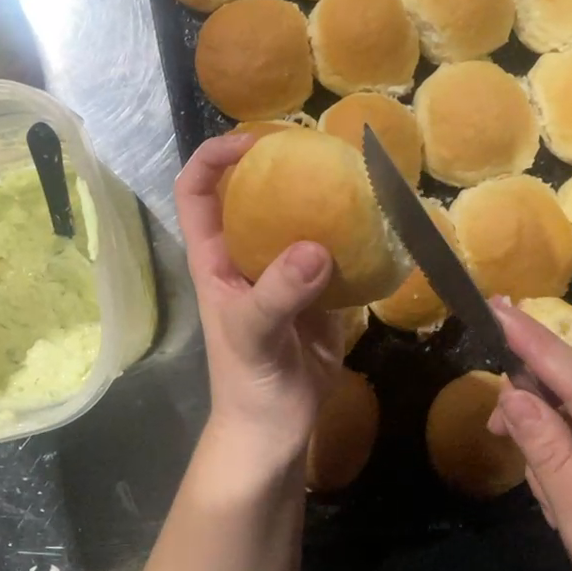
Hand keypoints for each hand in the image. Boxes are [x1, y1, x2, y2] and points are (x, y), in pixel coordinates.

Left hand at [174, 136, 341, 458]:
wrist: (276, 428)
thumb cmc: (249, 381)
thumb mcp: (254, 335)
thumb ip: (279, 293)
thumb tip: (316, 248)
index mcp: (213, 257)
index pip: (196, 191)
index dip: (213, 158)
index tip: (253, 143)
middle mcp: (244, 255)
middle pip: (250, 194)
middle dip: (275, 165)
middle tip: (317, 149)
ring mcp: (281, 271)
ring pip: (293, 218)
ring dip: (316, 196)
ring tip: (352, 173)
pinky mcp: (317, 290)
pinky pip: (331, 249)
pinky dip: (348, 232)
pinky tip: (375, 219)